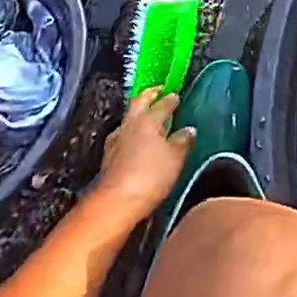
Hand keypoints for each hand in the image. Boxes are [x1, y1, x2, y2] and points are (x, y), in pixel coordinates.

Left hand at [94, 87, 194, 217]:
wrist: (114, 204)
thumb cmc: (150, 176)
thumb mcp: (176, 157)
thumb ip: (183, 140)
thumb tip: (188, 130)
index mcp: (149, 119)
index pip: (163, 103)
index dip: (172, 98)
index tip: (178, 96)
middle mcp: (131, 124)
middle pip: (139, 102)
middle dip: (150, 95)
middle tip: (159, 92)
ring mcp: (116, 140)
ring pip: (129, 118)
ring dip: (138, 114)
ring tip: (148, 118)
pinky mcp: (109, 158)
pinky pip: (123, 136)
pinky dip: (131, 133)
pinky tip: (135, 142)